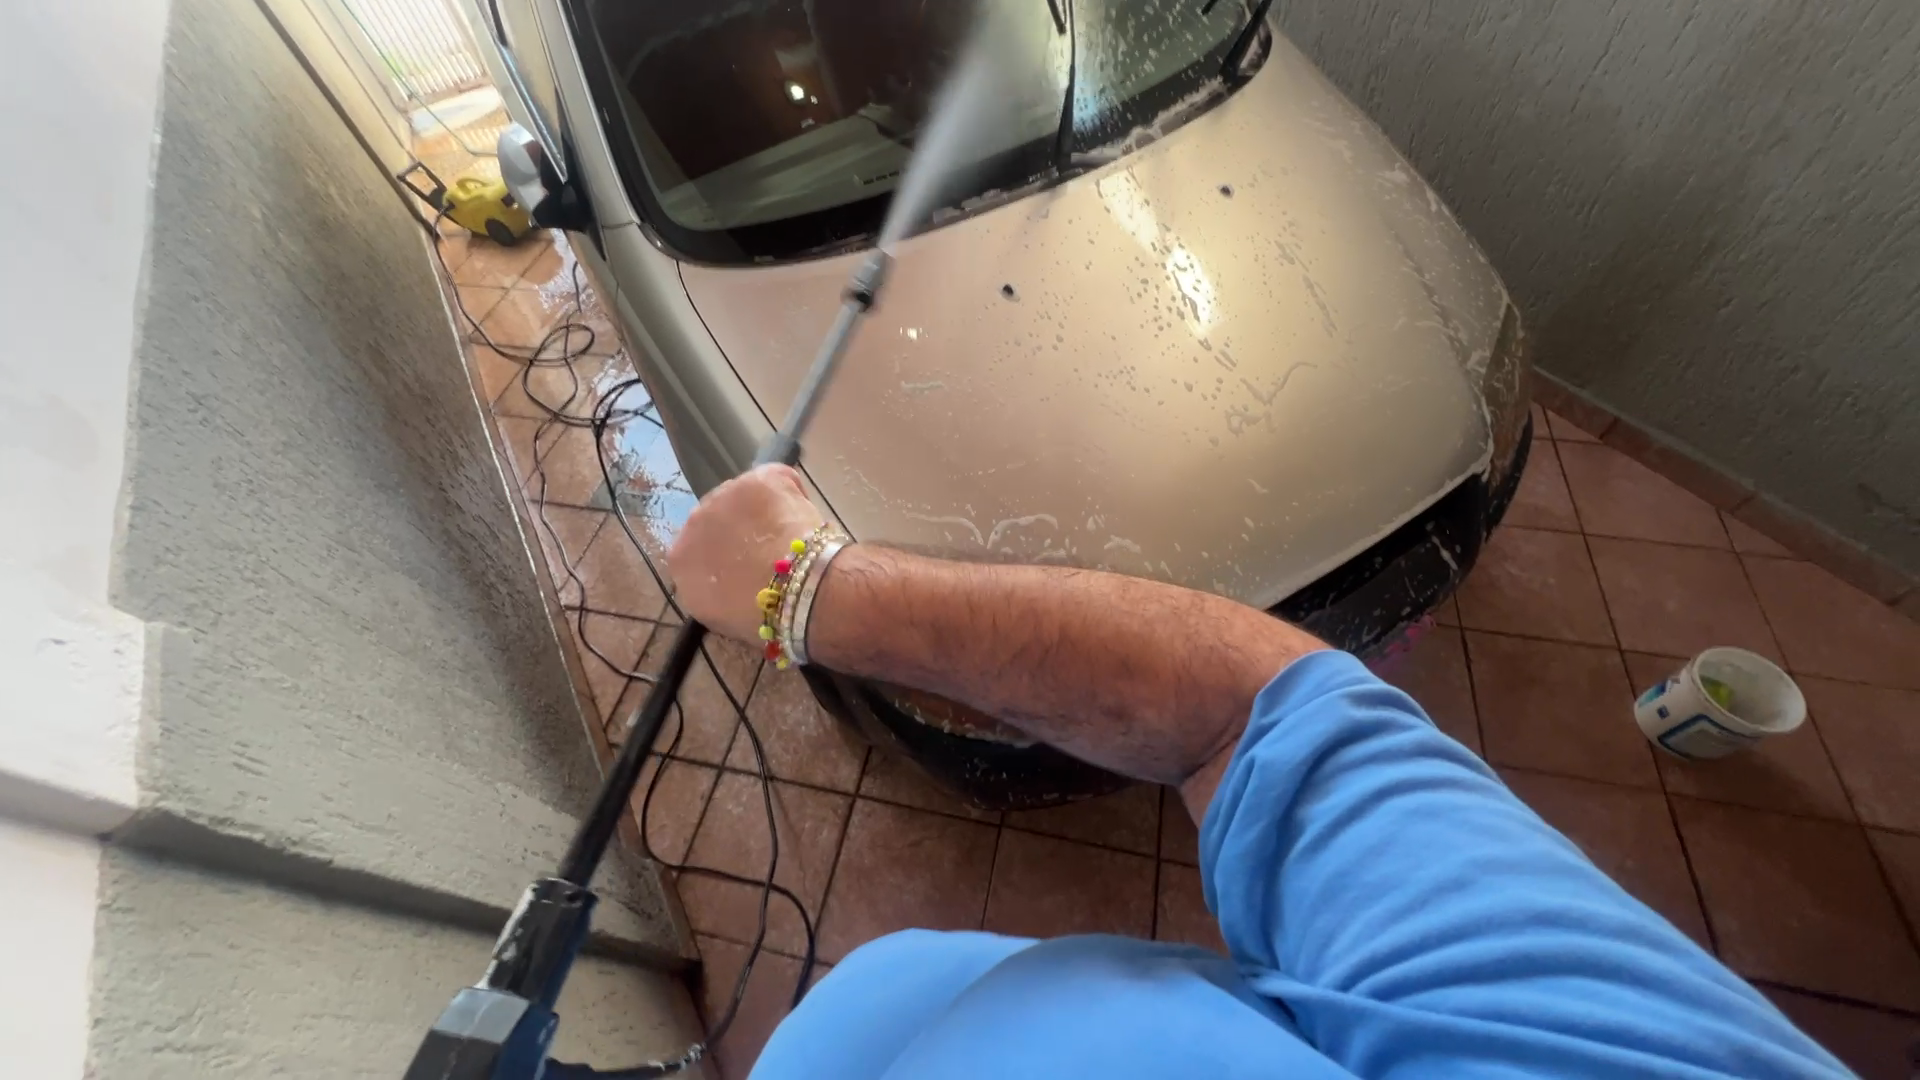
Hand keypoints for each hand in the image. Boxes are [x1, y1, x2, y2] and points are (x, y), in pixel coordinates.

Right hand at [666, 464, 826, 644]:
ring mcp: (725, 494)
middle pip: (720, 517)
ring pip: (747, 496)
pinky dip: (793, 494)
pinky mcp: (758, 480)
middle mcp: (694, 521)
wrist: (795, 591)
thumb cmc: (762, 615)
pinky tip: (804, 517)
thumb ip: (715, 592)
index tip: (748, 562)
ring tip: (792, 535)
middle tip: (773, 547)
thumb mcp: (722, 617)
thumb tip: (731, 584)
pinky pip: (778, 480)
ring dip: (767, 510)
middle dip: (744, 528)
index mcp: (681, 559)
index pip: (700, 548)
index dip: (727, 552)